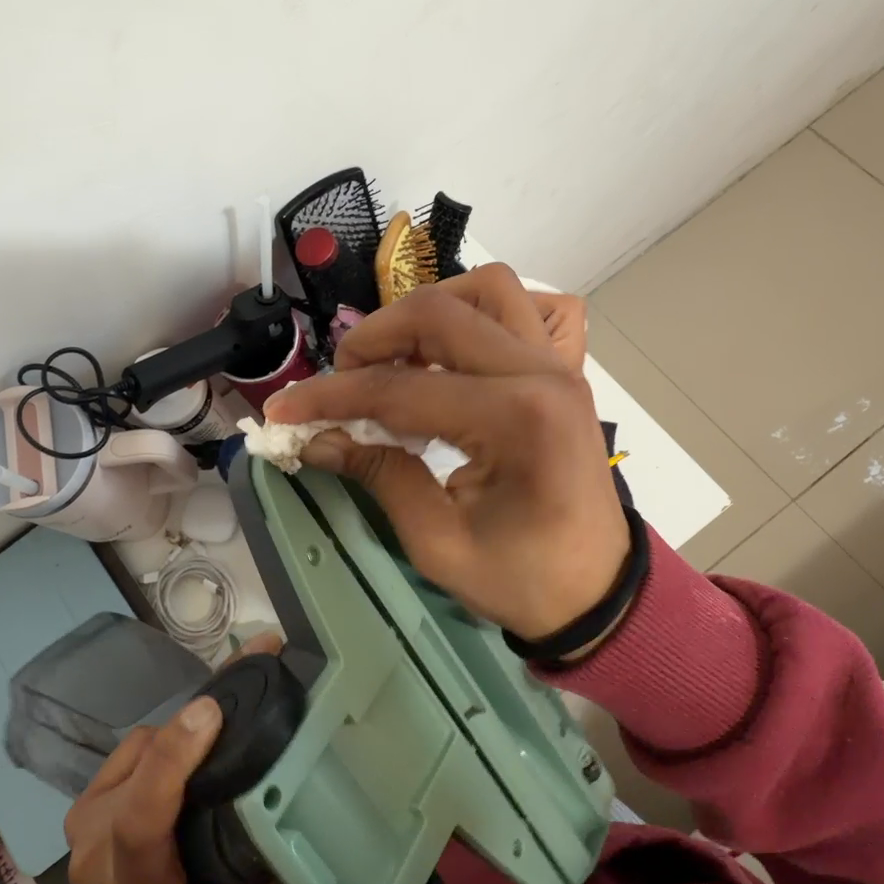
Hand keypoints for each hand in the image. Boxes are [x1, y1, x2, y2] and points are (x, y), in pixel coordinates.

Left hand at [64, 636, 286, 883]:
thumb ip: (261, 854)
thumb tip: (293, 783)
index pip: (142, 816)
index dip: (174, 757)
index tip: (210, 710)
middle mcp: (96, 847)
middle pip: (144, 764)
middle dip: (197, 723)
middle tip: (250, 675)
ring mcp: (82, 822)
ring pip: (138, 747)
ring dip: (181, 734)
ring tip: (224, 725)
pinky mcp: (81, 805)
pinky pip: (129, 752)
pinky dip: (164, 742)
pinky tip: (194, 743)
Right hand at [265, 264, 630, 640]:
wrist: (598, 594)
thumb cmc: (523, 579)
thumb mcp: (438, 543)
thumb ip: (379, 475)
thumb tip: (316, 438)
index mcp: (516, 419)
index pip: (400, 389)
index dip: (331, 398)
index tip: (284, 411)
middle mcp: (541, 372)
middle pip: (438, 313)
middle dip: (372, 340)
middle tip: (342, 385)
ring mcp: (560, 364)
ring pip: (487, 290)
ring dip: (429, 312)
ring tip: (397, 359)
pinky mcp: (566, 370)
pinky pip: (537, 308)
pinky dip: (492, 313)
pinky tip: (463, 349)